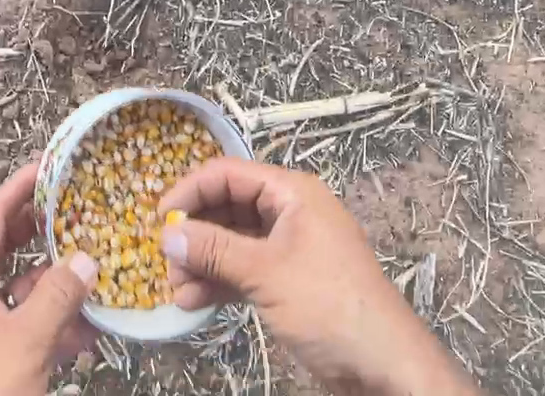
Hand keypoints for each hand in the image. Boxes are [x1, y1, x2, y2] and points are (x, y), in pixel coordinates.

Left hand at [0, 158, 100, 395]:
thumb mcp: (21, 344)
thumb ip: (55, 298)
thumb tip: (86, 258)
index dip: (18, 188)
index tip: (49, 167)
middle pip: (9, 248)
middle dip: (44, 230)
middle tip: (80, 210)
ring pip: (25, 290)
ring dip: (59, 284)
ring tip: (96, 274)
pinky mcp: (0, 362)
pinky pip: (32, 328)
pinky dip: (59, 326)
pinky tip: (89, 337)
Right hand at [158, 158, 483, 395]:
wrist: (386, 369)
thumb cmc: (329, 305)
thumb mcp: (266, 273)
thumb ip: (214, 250)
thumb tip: (167, 234)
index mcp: (291, 193)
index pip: (229, 174)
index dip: (191, 191)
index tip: (159, 218)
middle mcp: (289, 212)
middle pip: (228, 207)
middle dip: (195, 232)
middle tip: (165, 260)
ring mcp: (289, 248)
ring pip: (233, 242)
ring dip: (202, 262)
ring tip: (175, 289)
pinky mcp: (289, 281)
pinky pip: (244, 269)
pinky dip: (219, 282)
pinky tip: (193, 302)